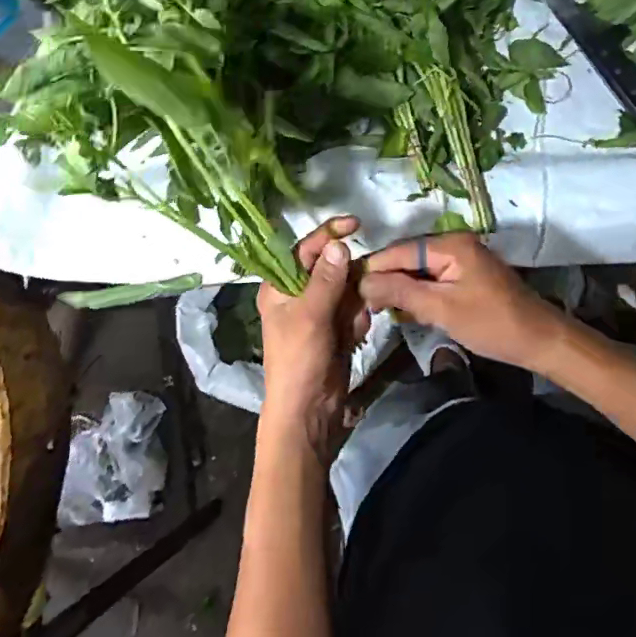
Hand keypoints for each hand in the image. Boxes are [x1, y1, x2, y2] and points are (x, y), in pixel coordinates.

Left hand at [257, 215, 369, 460]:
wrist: (308, 412)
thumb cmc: (299, 360)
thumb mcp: (311, 315)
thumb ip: (326, 279)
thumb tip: (337, 244)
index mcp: (279, 286)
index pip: (304, 249)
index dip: (327, 234)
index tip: (355, 224)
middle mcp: (297, 293)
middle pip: (331, 268)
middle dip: (348, 282)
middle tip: (355, 298)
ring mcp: (318, 311)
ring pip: (347, 289)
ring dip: (353, 306)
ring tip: (348, 329)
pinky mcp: (335, 328)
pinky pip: (353, 311)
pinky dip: (356, 323)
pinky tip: (351, 339)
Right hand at [359, 232, 572, 372]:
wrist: (541, 342)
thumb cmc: (492, 324)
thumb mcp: (442, 310)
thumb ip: (400, 292)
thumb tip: (362, 282)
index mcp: (449, 244)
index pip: (399, 251)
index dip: (373, 268)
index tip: (349, 287)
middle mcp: (453, 243)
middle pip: (406, 257)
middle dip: (385, 278)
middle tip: (363, 302)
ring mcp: (461, 258)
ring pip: (417, 268)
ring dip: (400, 287)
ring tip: (378, 307)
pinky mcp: (465, 274)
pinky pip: (431, 277)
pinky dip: (417, 292)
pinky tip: (404, 308)